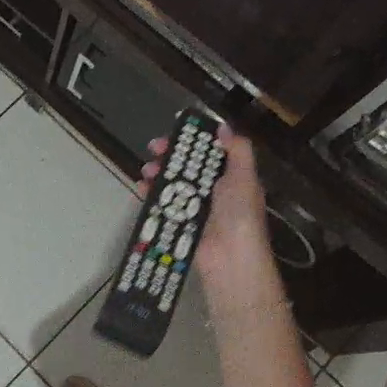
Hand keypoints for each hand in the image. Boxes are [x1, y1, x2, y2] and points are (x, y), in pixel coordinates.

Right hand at [135, 125, 275, 317]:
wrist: (231, 259)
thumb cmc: (239, 214)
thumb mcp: (244, 177)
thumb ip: (237, 150)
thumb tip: (223, 127)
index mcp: (230, 178)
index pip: (208, 153)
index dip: (192, 140)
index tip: (176, 132)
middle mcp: (212, 191)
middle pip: (186, 166)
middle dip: (170, 155)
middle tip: (154, 148)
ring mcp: (194, 208)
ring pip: (172, 184)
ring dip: (158, 173)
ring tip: (147, 170)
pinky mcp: (179, 223)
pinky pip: (162, 204)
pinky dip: (150, 194)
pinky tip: (141, 187)